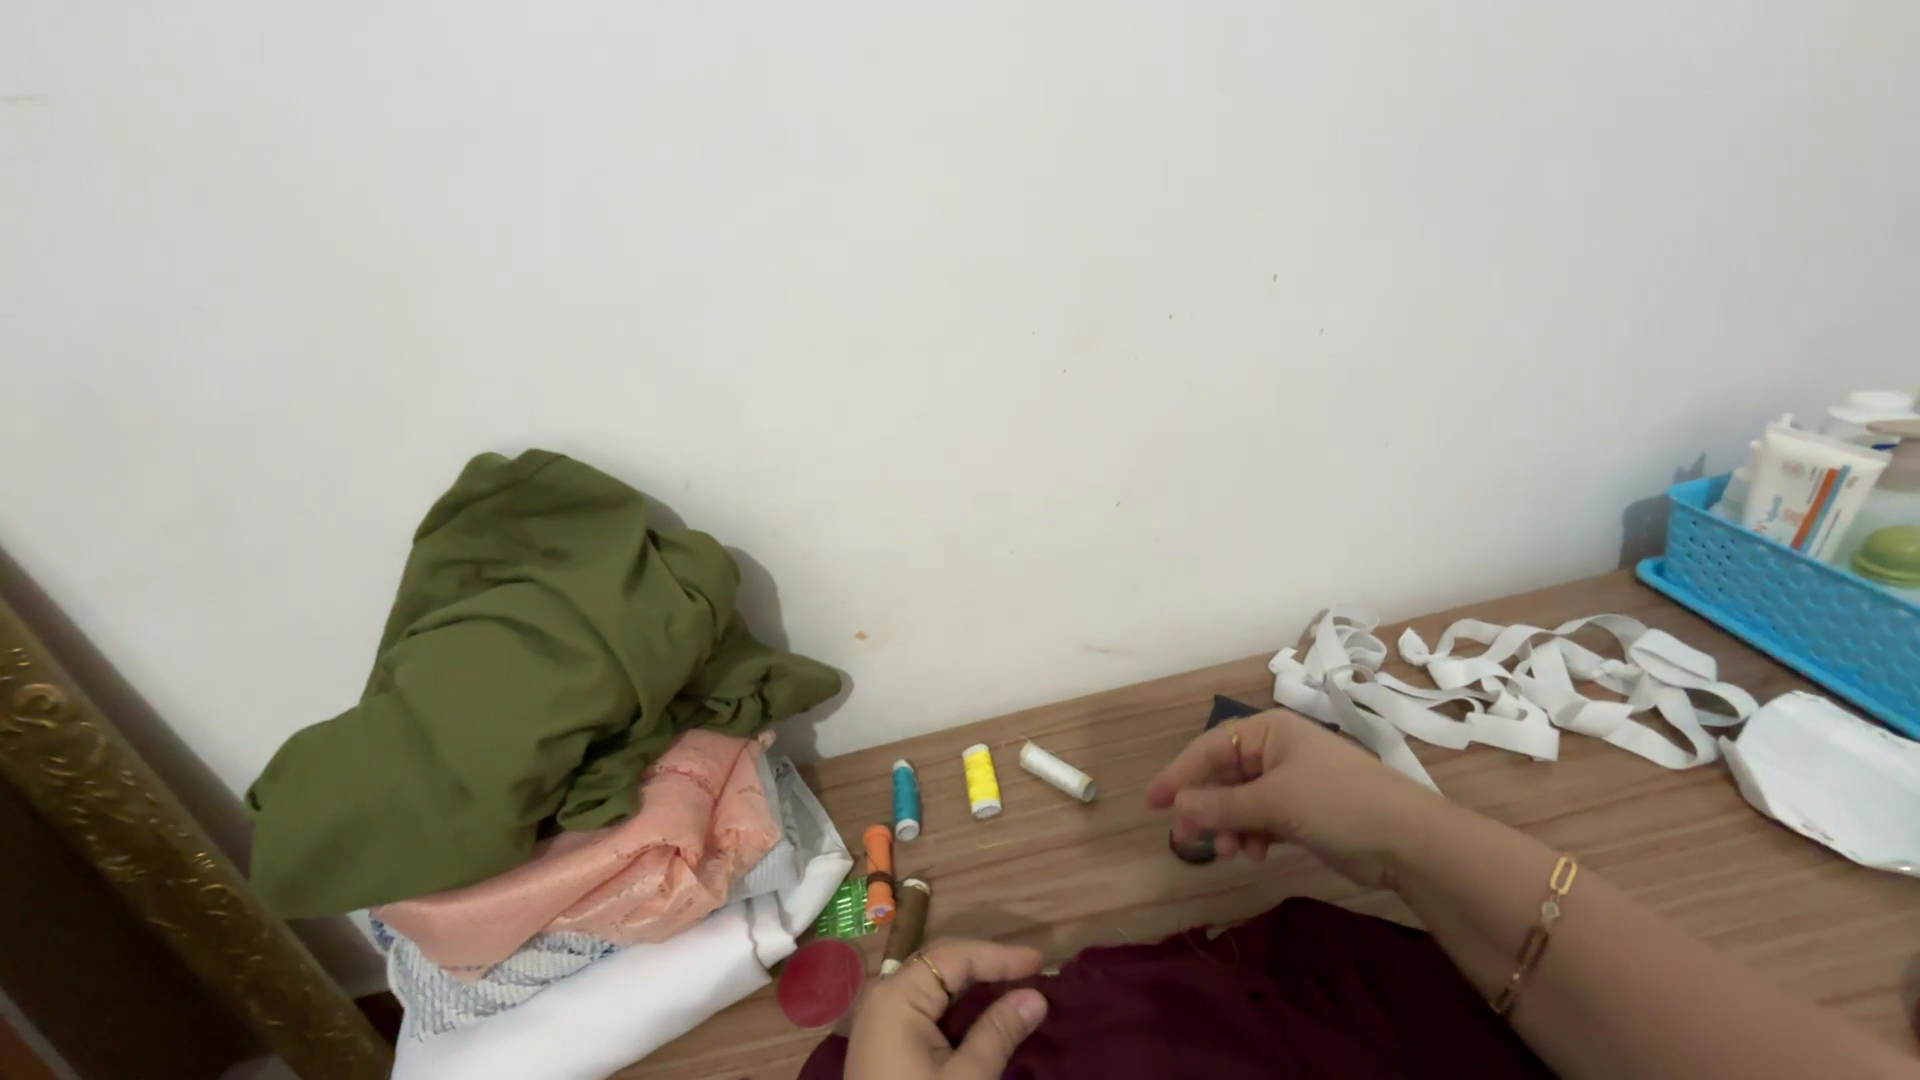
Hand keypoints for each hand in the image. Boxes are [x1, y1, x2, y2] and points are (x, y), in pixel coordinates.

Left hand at [844, 940, 1048, 1079]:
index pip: (954, 956)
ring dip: (974, 984)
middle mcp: (883, 996)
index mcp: (897, 996)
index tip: (1041, 961)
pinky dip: (956, 1006)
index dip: (999, 955)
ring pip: (934, 984)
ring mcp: (880, 1019)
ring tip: (1014, 987)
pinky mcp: (883, 1042)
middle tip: (1031, 971)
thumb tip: (1035, 996)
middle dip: (986, 964)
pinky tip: (983, 1013)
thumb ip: (999, 1032)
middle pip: (941, 963)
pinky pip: (924, 1007)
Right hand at [1145, 707, 1443, 887]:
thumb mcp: (1274, 801)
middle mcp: (1276, 750)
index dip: (1179, 774)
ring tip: (1229, 852)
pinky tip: (1253, 854)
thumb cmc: (1338, 803)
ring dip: (1228, 826)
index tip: (1153, 803)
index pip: (1210, 747)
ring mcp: (1291, 782)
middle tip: (1187, 837)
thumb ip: (1222, 804)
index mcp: (1270, 730)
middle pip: (1223, 776)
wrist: (1411, 841)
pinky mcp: (1304, 812)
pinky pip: (1261, 819)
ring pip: (1240, 801)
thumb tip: (1178, 805)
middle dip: (1205, 807)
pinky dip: (1251, 835)